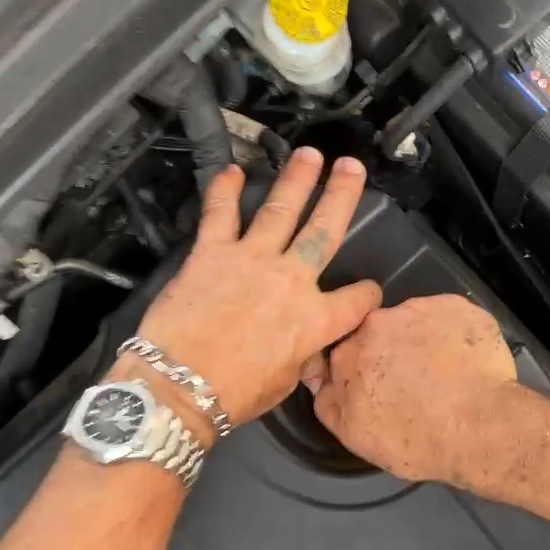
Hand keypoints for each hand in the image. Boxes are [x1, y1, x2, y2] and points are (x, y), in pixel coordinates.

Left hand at [132, 149, 381, 429]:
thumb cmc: (235, 394)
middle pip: (324, 230)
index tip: (370, 292)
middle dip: (341, 194)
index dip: (369, 296)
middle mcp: (291, 281)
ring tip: (310, 155)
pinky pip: (221, 213)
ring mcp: (251, 260)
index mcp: (316, 321)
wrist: (180, 385)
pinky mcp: (211, 253)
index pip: (358, 300)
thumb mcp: (284, 382)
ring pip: (281, 209)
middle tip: (352, 166)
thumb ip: (299, 354)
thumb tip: (301, 345)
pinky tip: (233, 172)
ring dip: (297, 179)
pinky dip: (226, 189)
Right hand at [311, 294, 521, 485]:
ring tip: (445, 373)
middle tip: (414, 380)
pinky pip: (449, 317)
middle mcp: (376, 324)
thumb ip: (329, 403)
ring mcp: (418, 310)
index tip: (380, 384)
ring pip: (415, 321)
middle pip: (378, 331)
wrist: (479, 427)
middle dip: (391, 349)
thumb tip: (320, 380)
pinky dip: (455, 335)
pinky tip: (466, 362)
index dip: (362, 367)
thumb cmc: (417, 440)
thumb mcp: (356, 437)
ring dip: (424, 340)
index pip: (344, 350)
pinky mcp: (455, 306)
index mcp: (347, 355)